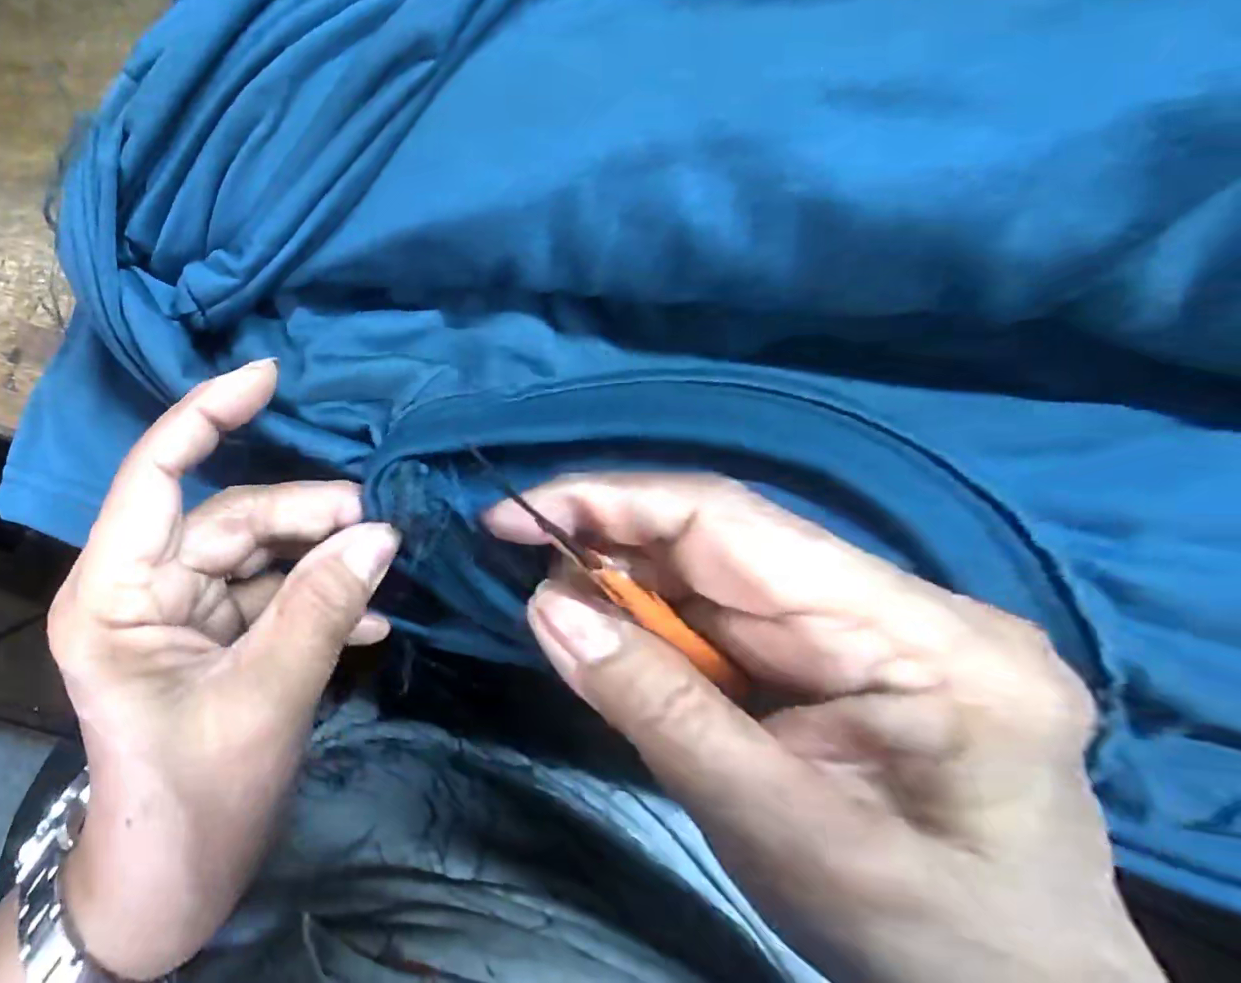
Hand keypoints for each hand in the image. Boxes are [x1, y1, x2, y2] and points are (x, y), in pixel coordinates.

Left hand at [47, 360, 399, 979]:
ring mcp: (175, 610)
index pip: (155, 474)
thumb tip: (380, 533)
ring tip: (379, 566)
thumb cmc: (192, 805)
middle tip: (376, 524)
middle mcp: (137, 586)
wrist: (168, 890)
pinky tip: (367, 616)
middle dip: (302, 515)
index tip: (267, 376)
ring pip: (253, 552)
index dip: (206, 414)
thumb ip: (318, 609)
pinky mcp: (208, 635)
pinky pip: (263, 593)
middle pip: (226, 517)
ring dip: (316, 556)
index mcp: (113, 592)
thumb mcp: (262, 702)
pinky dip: (311, 597)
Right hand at [486, 474, 1161, 982]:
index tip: (510, 516)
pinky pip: (713, 613)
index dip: (608, 501)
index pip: (733, 520)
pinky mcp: (828, 649)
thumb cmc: (916, 929)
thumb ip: (656, 708)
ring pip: (703, 573)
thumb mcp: (773, 823)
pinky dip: (647, 627)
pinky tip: (618, 650)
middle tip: (528, 582)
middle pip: (713, 539)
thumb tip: (545, 607)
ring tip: (568, 628)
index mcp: (920, 634)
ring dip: (621, 594)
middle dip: (604, 551)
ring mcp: (861, 623)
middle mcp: (893, 604)